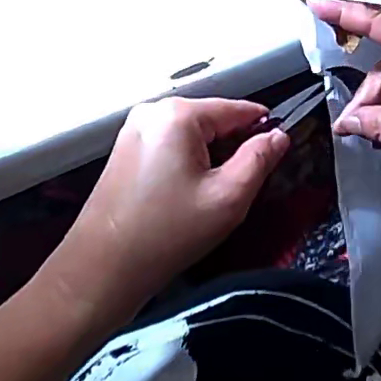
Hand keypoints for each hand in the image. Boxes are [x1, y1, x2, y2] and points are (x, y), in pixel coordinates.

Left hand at [49, 97, 289, 317]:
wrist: (99, 272)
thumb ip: (259, 160)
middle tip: (245, 184)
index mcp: (177, 115)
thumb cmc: (165, 235)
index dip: (263, 128)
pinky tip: (191, 194)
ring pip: (193, 134)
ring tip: (216, 194)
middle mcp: (153, 112)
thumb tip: (278, 136)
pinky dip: (189, 162)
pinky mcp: (126, 149)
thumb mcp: (227, 198)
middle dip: (234, 146)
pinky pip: (172, 144)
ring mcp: (135, 129)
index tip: (281, 150)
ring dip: (212, 156)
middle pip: (213, 119)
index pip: (237, 108)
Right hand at [309, 0, 380, 234]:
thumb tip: (343, 123)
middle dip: (363, 89)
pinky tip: (379, 136)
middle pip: (378, 55)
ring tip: (364, 136)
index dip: (341, 12)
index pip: (377, 20)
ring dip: (373, 107)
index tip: (311, 1)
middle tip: (345, 117)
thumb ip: (376, 122)